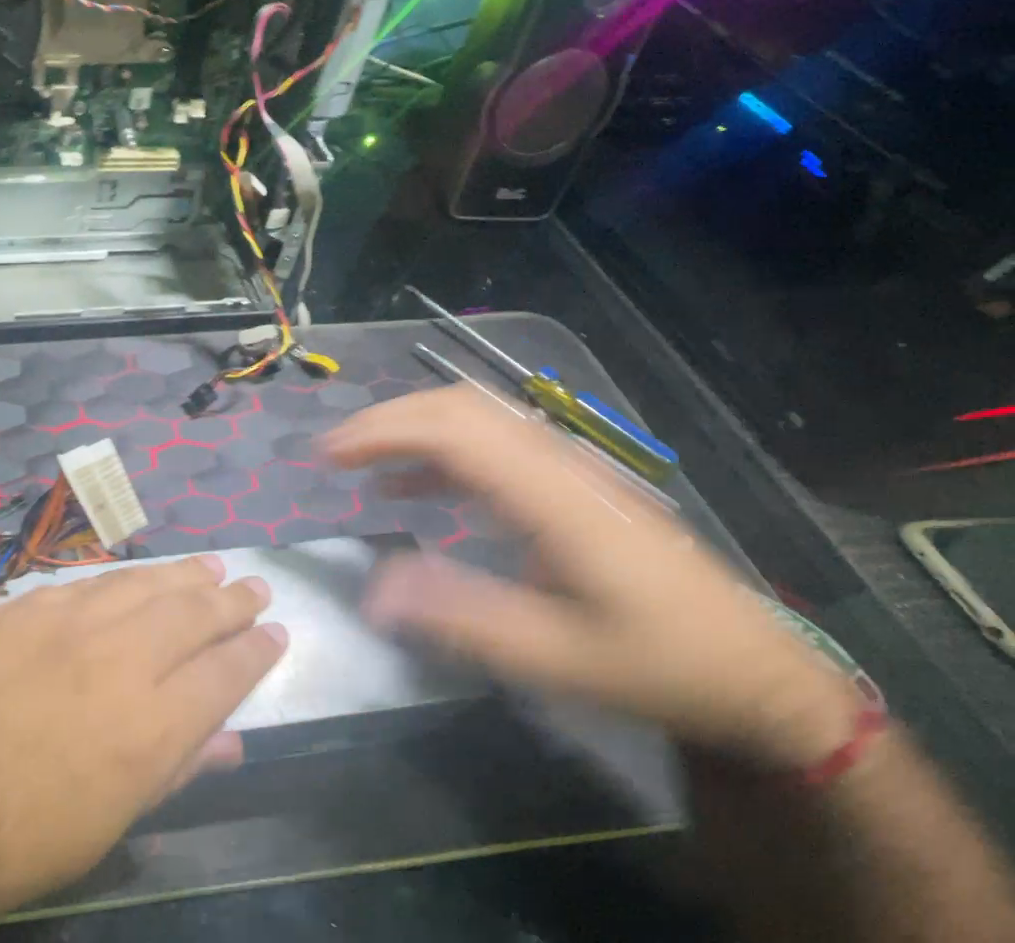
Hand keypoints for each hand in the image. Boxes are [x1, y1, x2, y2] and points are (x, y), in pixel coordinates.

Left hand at [0, 556, 285, 937]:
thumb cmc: (8, 846)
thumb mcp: (102, 829)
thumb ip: (171, 771)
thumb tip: (229, 739)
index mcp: (147, 726)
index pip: (223, 673)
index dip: (255, 652)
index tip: (275, 635)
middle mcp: (113, 659)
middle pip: (188, 615)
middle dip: (229, 601)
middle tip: (253, 588)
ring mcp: (58, 625)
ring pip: (137, 586)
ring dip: (179, 576)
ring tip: (208, 568)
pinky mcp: (11, 610)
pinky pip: (79, 584)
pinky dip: (116, 579)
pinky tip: (129, 577)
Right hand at [321, 386, 862, 769]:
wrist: (754, 674)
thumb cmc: (658, 666)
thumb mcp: (558, 659)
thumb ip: (464, 619)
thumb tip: (375, 588)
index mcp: (557, 498)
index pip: (458, 429)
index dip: (385, 429)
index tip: (328, 454)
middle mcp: (563, 468)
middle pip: (466, 408)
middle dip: (390, 419)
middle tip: (333, 453)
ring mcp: (574, 473)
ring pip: (480, 420)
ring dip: (412, 430)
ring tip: (357, 462)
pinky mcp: (574, 489)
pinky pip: (496, 449)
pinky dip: (441, 455)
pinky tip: (408, 487)